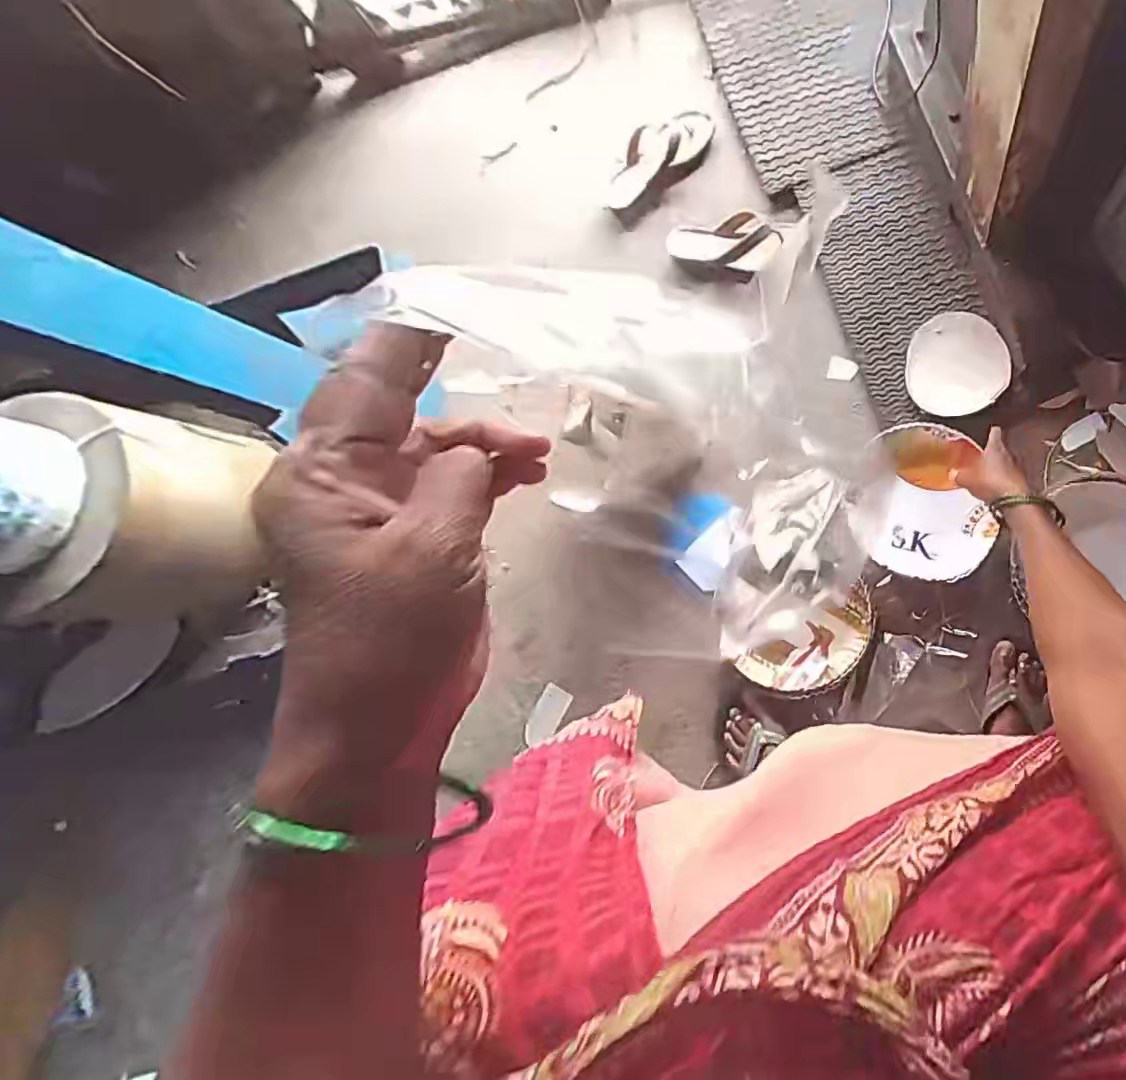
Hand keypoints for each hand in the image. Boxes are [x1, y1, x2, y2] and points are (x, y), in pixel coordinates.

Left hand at [253, 325, 549, 779]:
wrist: (384, 712)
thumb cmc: (392, 635)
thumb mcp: (430, 551)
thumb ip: (456, 483)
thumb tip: (479, 449)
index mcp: (322, 480)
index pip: (361, 392)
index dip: (400, 350)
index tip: (438, 314)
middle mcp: (347, 487)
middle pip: (408, 422)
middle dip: (469, 418)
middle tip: (527, 426)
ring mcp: (387, 515)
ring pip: (440, 454)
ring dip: (489, 449)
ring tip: (537, 458)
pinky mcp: (422, 539)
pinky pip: (457, 487)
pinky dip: (491, 476)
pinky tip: (525, 477)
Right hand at [957, 427, 1030, 502]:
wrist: (1012, 500)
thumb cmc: (991, 482)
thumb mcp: (967, 479)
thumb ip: (960, 475)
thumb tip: (955, 475)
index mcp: (995, 448)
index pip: (995, 434)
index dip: (993, 432)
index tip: (992, 430)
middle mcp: (1008, 455)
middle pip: (1001, 450)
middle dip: (994, 453)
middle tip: (985, 457)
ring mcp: (1017, 469)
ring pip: (1007, 464)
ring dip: (1000, 468)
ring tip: (989, 475)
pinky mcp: (1021, 483)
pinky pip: (1011, 479)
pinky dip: (1004, 482)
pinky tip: (996, 489)